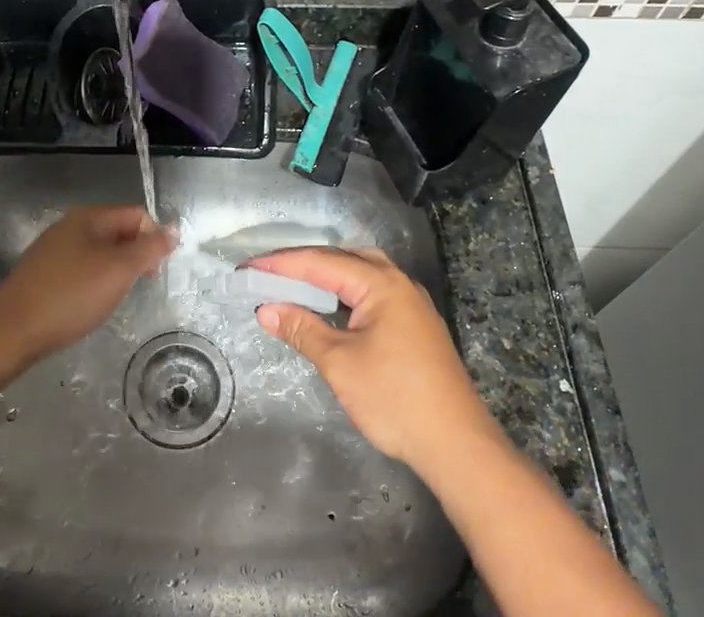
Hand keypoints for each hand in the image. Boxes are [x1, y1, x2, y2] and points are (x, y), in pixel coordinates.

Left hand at [0, 205, 171, 361]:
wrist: (12, 330)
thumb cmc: (70, 295)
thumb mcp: (118, 270)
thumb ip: (149, 249)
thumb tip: (172, 230)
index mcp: (87, 217)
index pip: (135, 214)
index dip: (153, 237)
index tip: (155, 270)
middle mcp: (69, 226)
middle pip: (117, 231)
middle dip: (136, 255)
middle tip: (139, 285)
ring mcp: (53, 250)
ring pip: (99, 252)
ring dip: (116, 270)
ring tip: (115, 297)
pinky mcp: (43, 274)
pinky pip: (81, 269)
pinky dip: (94, 282)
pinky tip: (90, 304)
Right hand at [249, 246, 498, 468]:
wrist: (456, 443)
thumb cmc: (394, 399)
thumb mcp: (339, 363)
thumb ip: (302, 329)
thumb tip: (267, 310)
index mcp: (382, 284)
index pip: (321, 263)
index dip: (281, 265)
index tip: (247, 268)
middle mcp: (399, 285)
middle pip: (344, 259)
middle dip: (303, 264)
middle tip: (267, 274)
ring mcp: (411, 306)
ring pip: (361, 276)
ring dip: (326, 277)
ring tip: (292, 286)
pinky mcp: (415, 327)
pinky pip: (372, 295)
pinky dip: (344, 295)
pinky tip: (329, 310)